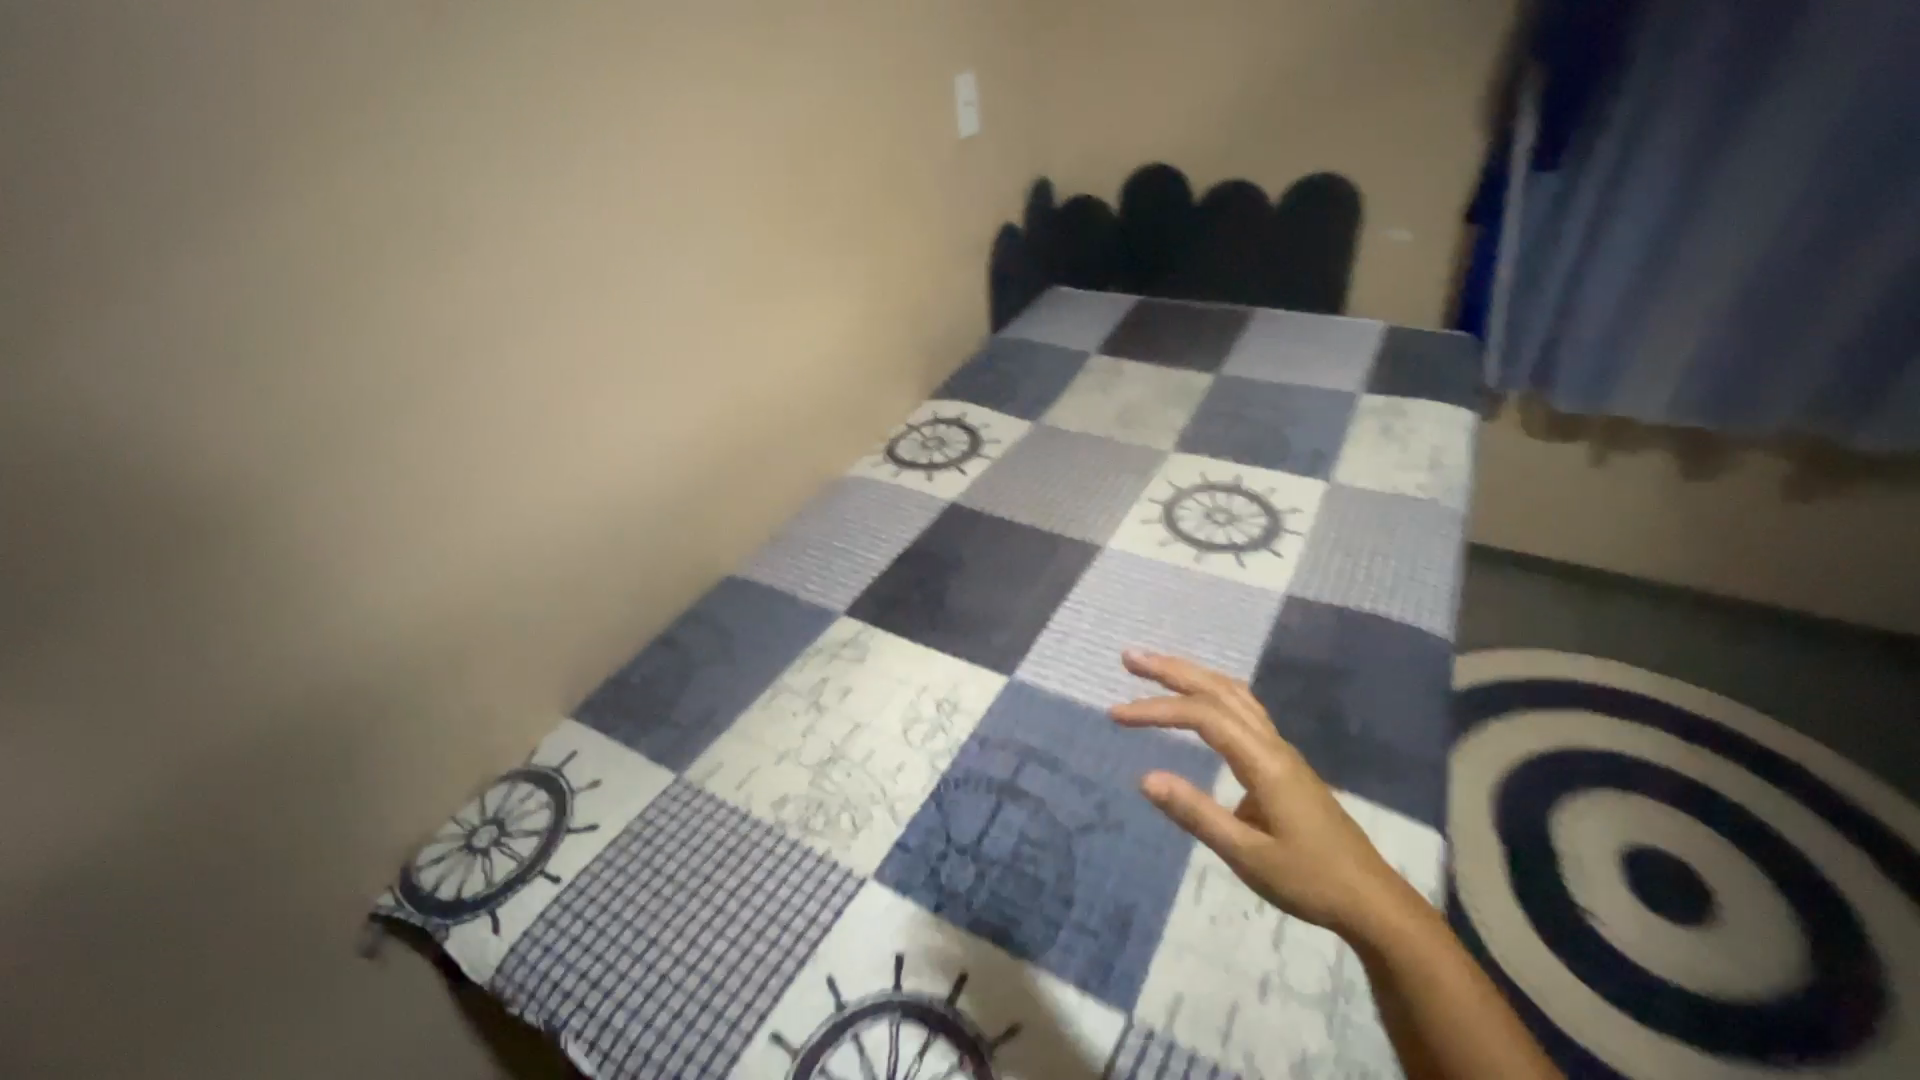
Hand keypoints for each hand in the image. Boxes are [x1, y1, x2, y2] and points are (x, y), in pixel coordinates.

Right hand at [1110, 650, 1426, 938]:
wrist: (1370, 899)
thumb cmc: (1309, 880)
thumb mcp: (1246, 855)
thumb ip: (1196, 813)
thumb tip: (1145, 778)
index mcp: (1264, 762)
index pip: (1203, 717)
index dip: (1157, 709)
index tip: (1116, 715)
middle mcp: (1273, 745)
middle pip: (1220, 691)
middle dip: (1172, 671)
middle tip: (1129, 658)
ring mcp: (1282, 752)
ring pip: (1235, 696)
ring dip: (1194, 677)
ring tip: (1156, 670)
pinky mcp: (1284, 765)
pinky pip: (1244, 712)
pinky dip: (1213, 695)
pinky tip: (1200, 705)